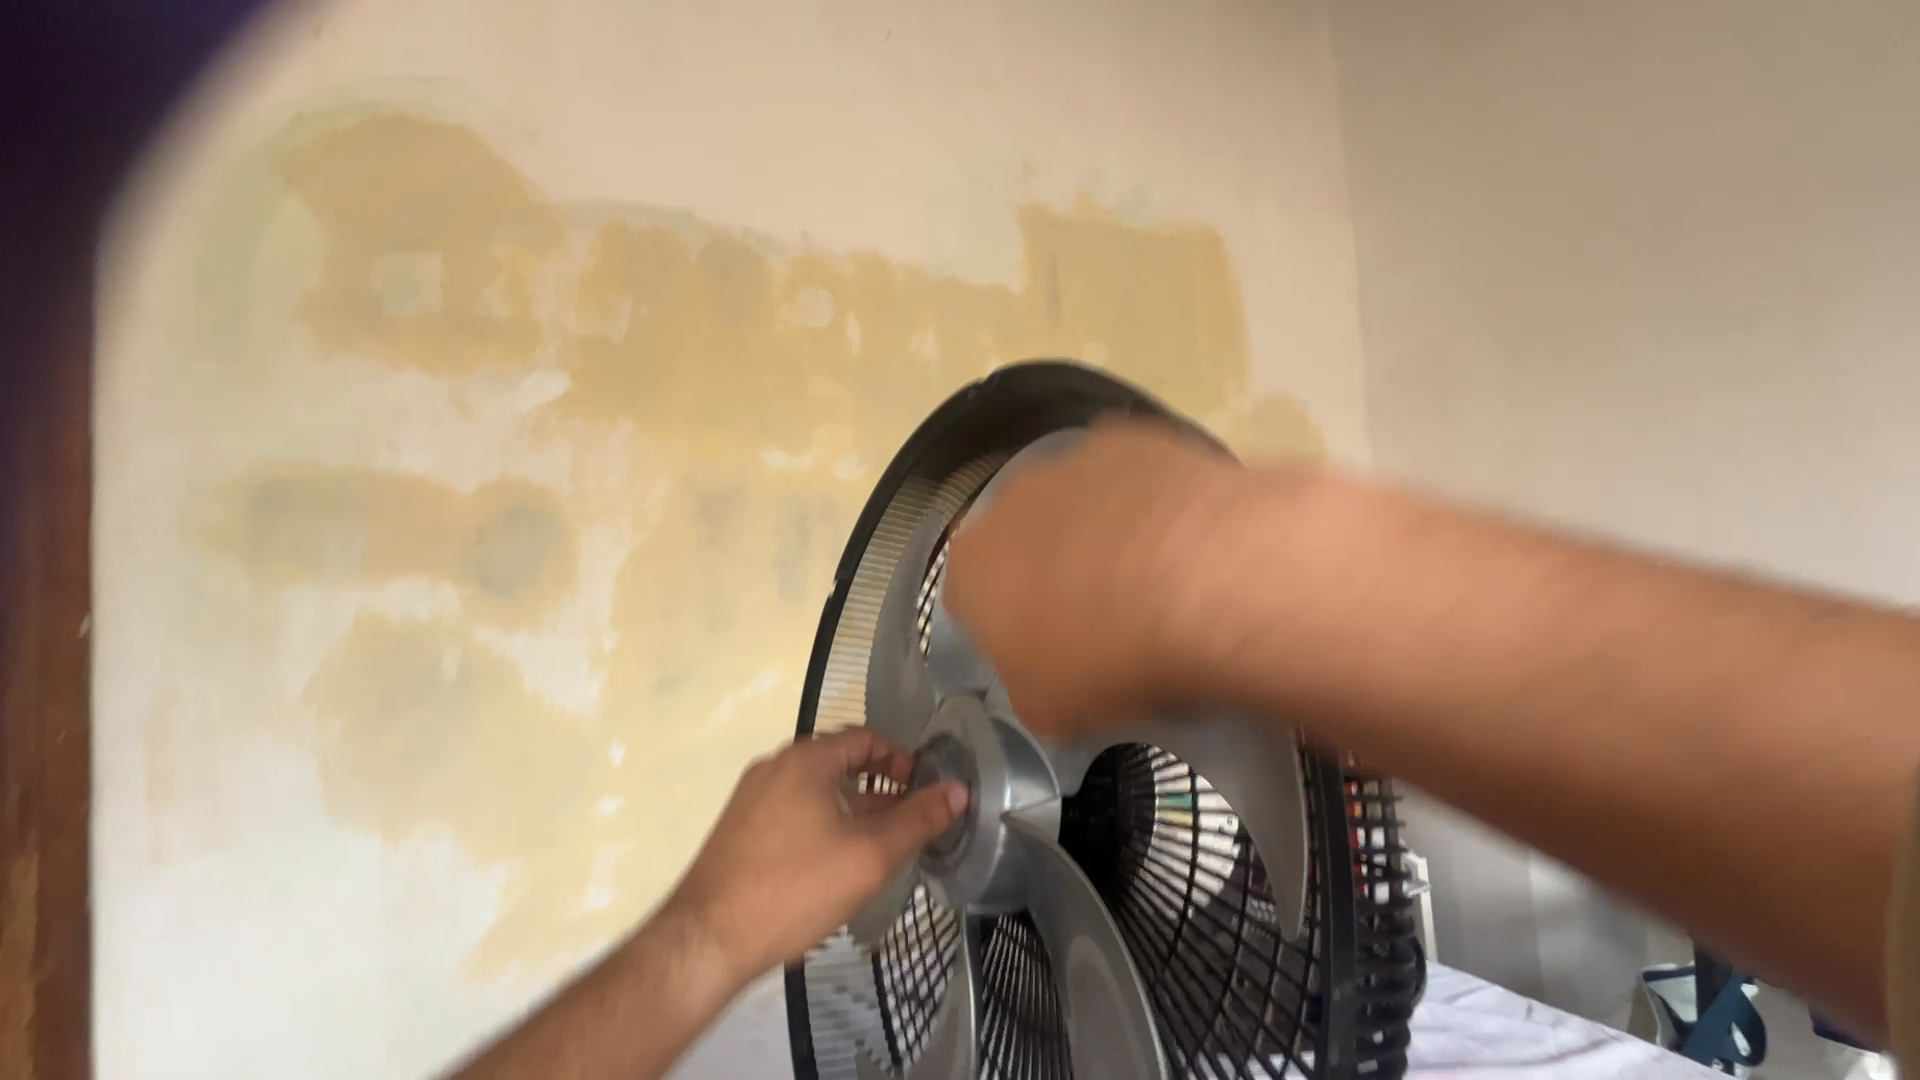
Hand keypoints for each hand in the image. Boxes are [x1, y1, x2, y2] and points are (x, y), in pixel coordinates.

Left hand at [662, 728, 968, 982]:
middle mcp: (775, 766)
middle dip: (878, 785)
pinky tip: (832, 861)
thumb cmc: (795, 888)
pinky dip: (822, 821)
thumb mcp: (869, 855)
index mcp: (805, 759)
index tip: (922, 789)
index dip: (900, 759)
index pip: (865, 738)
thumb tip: (958, 792)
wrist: (706, 941)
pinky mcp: (739, 828)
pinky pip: (791, 809)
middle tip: (905, 818)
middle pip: (839, 761)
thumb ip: (918, 820)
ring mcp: (752, 797)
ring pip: (815, 789)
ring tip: (876, 843)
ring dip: (851, 806)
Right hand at [942, 419, 1257, 738]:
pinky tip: (1182, 537)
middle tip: (1100, 614)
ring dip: (1098, 532)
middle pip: (1021, 540)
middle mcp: (1008, 503)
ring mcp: (1070, 462)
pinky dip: (1145, 501)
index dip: (1010, 626)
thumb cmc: (1108, 655)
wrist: (1202, 579)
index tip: (1049, 649)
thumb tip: (1044, 679)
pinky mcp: (1132, 439)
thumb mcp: (1052, 709)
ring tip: (1154, 576)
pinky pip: (1129, 475)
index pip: (972, 597)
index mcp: (971, 568)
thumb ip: (1029, 686)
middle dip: (1049, 569)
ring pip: (1075, 502)